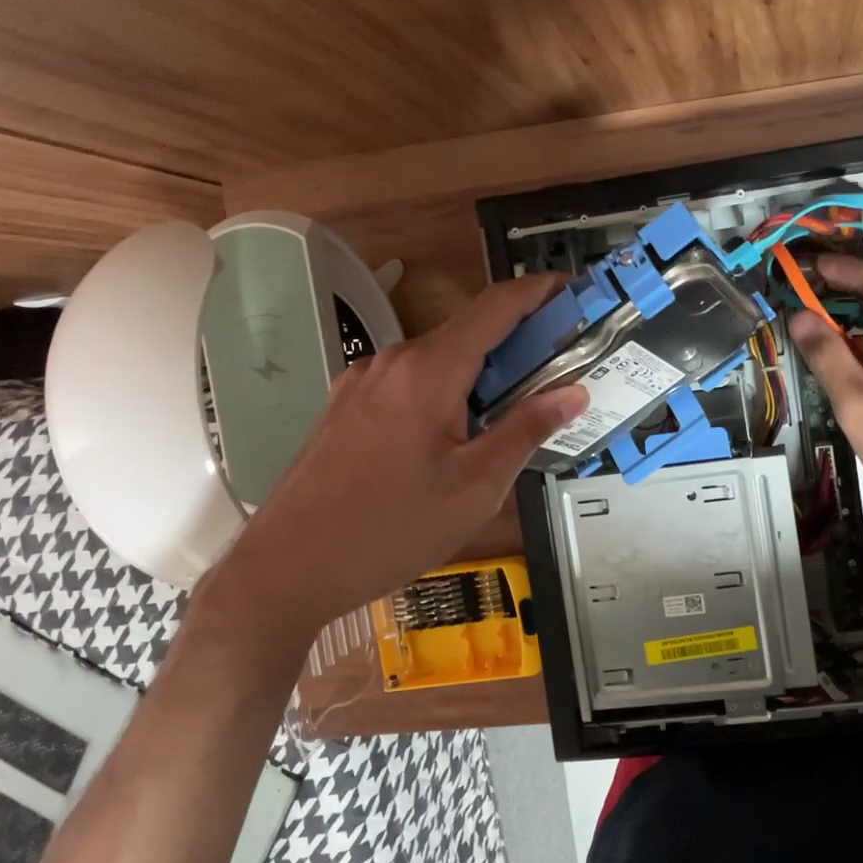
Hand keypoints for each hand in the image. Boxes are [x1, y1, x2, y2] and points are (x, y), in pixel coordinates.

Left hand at [197, 274, 588, 649]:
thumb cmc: (390, 529)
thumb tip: (573, 392)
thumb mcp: (476, 488)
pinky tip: (460, 434)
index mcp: (428, 370)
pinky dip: (448, 390)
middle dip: (519, 342)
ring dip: (483, 371)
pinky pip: (411, 383)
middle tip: (562, 371)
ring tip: (517, 409)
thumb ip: (526, 430)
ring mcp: (362, 383)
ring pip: (438, 360)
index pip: (496, 306)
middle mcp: (392, 362)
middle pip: (468, 332)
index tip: (576, 294)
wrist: (285, 570)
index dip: (540, 292)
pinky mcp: (346, 408)